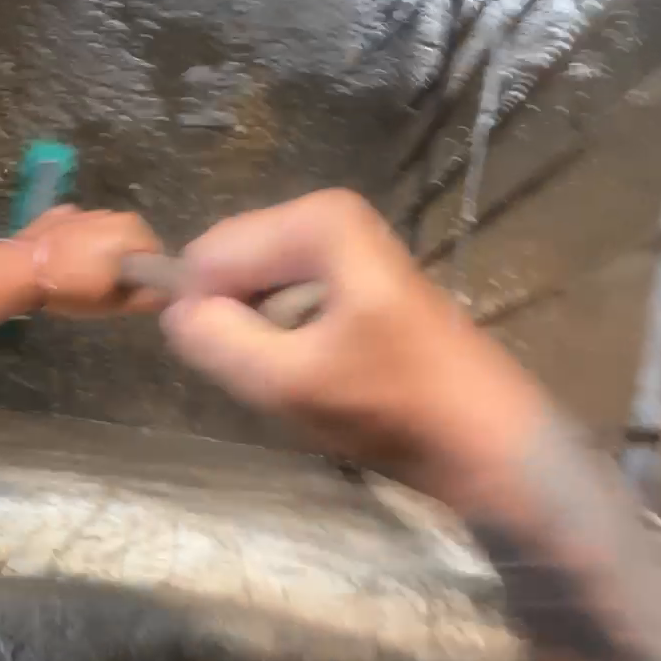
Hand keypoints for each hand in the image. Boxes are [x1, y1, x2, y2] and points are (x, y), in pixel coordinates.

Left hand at [17, 206, 169, 317]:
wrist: (21, 269)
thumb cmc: (74, 287)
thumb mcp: (114, 303)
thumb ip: (146, 299)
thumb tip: (165, 296)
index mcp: (133, 230)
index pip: (156, 254)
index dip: (147, 276)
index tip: (131, 292)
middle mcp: (114, 214)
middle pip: (131, 241)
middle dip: (124, 261)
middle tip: (107, 286)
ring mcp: (85, 210)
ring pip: (105, 233)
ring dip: (101, 250)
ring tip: (82, 274)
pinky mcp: (60, 213)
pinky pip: (80, 229)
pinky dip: (78, 241)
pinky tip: (65, 260)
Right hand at [160, 190, 545, 505]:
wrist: (485, 441)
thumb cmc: (394, 408)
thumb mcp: (289, 381)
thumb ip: (216, 340)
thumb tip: (175, 314)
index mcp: (320, 223)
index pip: (211, 253)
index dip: (203, 310)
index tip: (228, 363)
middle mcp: (331, 219)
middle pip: (234, 264)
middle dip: (235, 321)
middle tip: (269, 374)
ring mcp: (346, 250)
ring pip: (256, 287)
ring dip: (258, 337)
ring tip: (296, 377)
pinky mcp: (355, 282)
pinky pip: (284, 302)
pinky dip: (282, 340)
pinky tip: (316, 374)